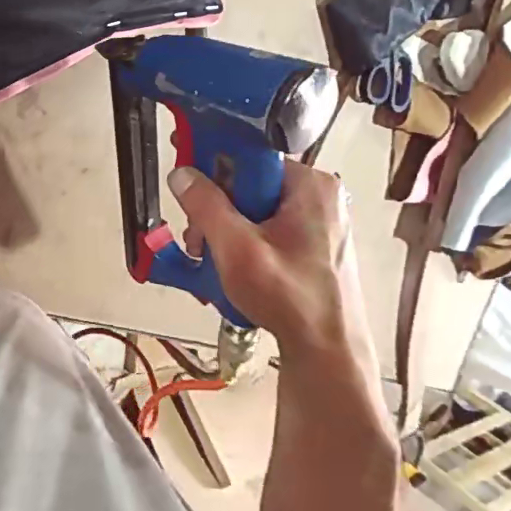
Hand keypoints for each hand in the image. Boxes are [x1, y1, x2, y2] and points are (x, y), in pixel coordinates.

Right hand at [168, 161, 374, 369]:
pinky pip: (268, 228)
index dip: (213, 156)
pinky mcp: (316, 245)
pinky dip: (244, 242)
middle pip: (250, 183)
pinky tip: (231, 268)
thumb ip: (205, 206)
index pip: (251, 154)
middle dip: (216, 208)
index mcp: (310, 185)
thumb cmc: (288, 298)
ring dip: (225, 229)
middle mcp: (320, 196)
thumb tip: (181, 173)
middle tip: (197, 238)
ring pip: (255, 208)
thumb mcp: (236, 248)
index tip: (182, 157)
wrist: (329, 356)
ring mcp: (320, 222)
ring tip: (210, 259)